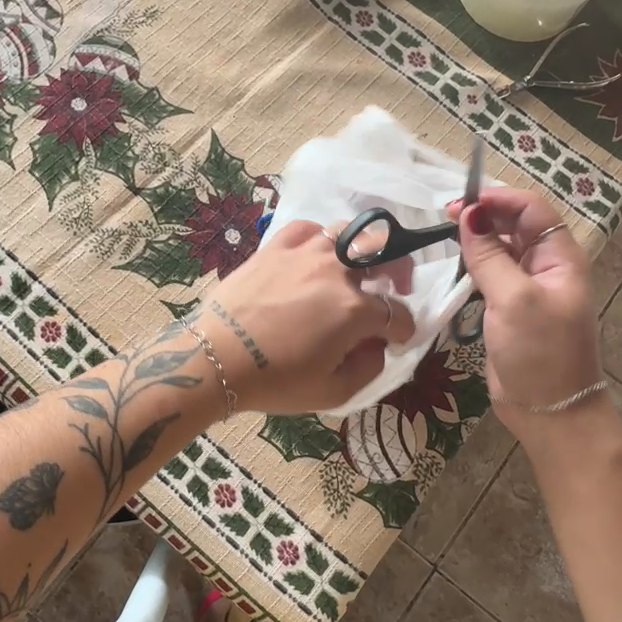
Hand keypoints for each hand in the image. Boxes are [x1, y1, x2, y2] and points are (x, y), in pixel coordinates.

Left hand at [196, 220, 415, 415]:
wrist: (216, 358)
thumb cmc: (275, 381)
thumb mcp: (332, 393)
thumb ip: (368, 369)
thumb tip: (378, 348)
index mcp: (354, 310)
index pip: (398, 314)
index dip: (404, 330)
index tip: (397, 340)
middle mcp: (336, 272)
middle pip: (386, 252)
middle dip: (400, 269)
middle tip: (395, 285)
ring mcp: (304, 253)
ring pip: (349, 232)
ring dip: (363, 249)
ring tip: (356, 267)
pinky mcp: (275, 247)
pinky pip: (307, 228)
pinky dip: (320, 238)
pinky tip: (316, 254)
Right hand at [450, 188, 603, 431]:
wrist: (550, 411)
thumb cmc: (540, 352)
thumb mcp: (514, 299)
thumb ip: (490, 255)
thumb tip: (469, 215)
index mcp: (561, 257)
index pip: (531, 209)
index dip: (498, 199)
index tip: (460, 203)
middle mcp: (547, 266)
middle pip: (516, 223)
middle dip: (484, 214)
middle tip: (445, 217)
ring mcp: (528, 287)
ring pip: (502, 247)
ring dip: (477, 238)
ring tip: (444, 236)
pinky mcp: (509, 307)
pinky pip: (492, 273)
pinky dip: (474, 262)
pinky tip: (454, 263)